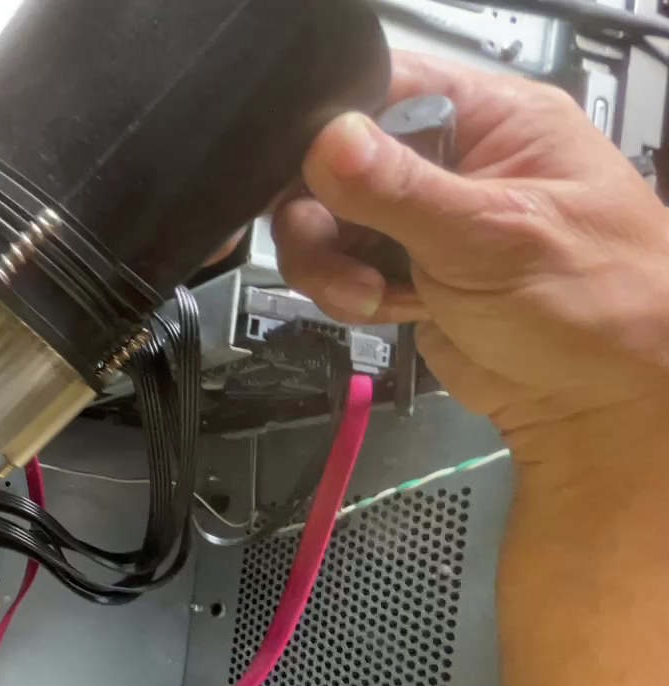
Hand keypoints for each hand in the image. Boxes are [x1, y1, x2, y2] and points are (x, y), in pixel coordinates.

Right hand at [273, 52, 668, 462]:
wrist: (589, 392)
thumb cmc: (585, 300)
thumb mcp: (486, 236)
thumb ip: (399, 190)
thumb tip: (328, 140)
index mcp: (491, 122)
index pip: (383, 89)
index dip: (327, 125)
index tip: (301, 178)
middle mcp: (445, 161)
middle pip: (326, 170)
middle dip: (320, 227)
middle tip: (347, 262)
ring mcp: (413, 217)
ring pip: (318, 226)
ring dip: (331, 272)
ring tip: (378, 298)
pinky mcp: (391, 264)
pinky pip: (330, 268)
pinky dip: (343, 295)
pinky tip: (392, 308)